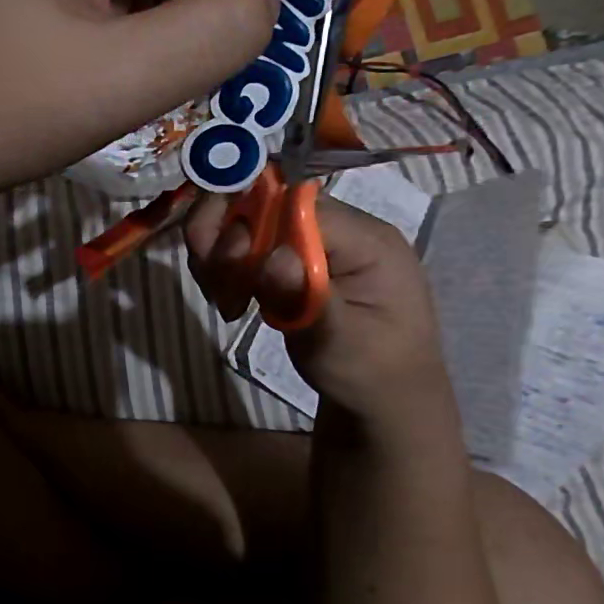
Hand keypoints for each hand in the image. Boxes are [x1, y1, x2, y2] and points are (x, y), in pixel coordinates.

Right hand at [186, 194, 446, 412]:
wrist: (385, 401)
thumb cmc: (371, 373)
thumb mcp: (340, 342)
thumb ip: (305, 297)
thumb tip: (273, 257)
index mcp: (363, 238)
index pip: (291, 201)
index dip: (247, 221)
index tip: (222, 265)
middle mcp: (338, 228)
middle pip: (262, 203)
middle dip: (225, 240)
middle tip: (217, 290)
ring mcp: (315, 242)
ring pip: (246, 222)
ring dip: (220, 257)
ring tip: (226, 302)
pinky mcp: (296, 257)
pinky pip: (248, 244)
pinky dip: (226, 267)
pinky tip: (231, 299)